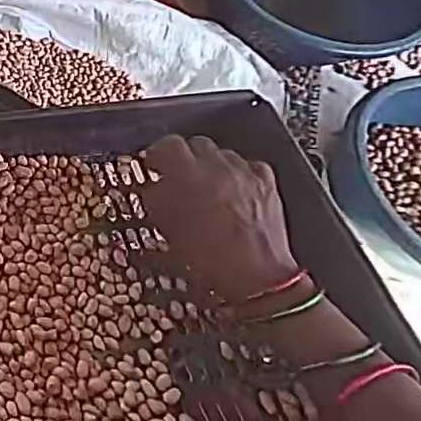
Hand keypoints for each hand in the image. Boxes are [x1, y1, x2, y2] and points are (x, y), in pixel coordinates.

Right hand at [140, 135, 299, 300]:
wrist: (255, 276)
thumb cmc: (206, 256)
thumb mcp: (167, 228)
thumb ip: (157, 199)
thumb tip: (152, 186)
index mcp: (188, 176)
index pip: (168, 144)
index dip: (158, 154)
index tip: (154, 165)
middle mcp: (219, 167)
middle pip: (196, 144)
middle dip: (184, 157)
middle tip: (177, 176)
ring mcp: (246, 173)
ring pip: (222, 153)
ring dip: (210, 164)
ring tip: (205, 185)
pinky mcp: (267, 182)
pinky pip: (247, 165)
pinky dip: (237, 172)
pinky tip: (232, 189)